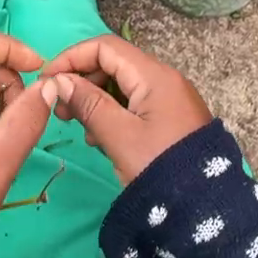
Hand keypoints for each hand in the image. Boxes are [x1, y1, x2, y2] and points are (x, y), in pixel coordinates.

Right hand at [40, 34, 211, 183]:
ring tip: (82, 130)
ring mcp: (170, 99)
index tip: (48, 81)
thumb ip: (88, 104)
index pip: (105, 47)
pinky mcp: (171, 118)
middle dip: (82, 81)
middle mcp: (164, 79)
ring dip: (96, 100)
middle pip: (113, 63)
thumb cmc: (160, 168)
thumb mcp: (119, 136)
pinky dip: (113, 113)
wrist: (208, 210)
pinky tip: (102, 139)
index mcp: (154, 75)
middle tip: (60, 110)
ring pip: (122, 85)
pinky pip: (135, 103)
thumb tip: (59, 81)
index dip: (72, 57)